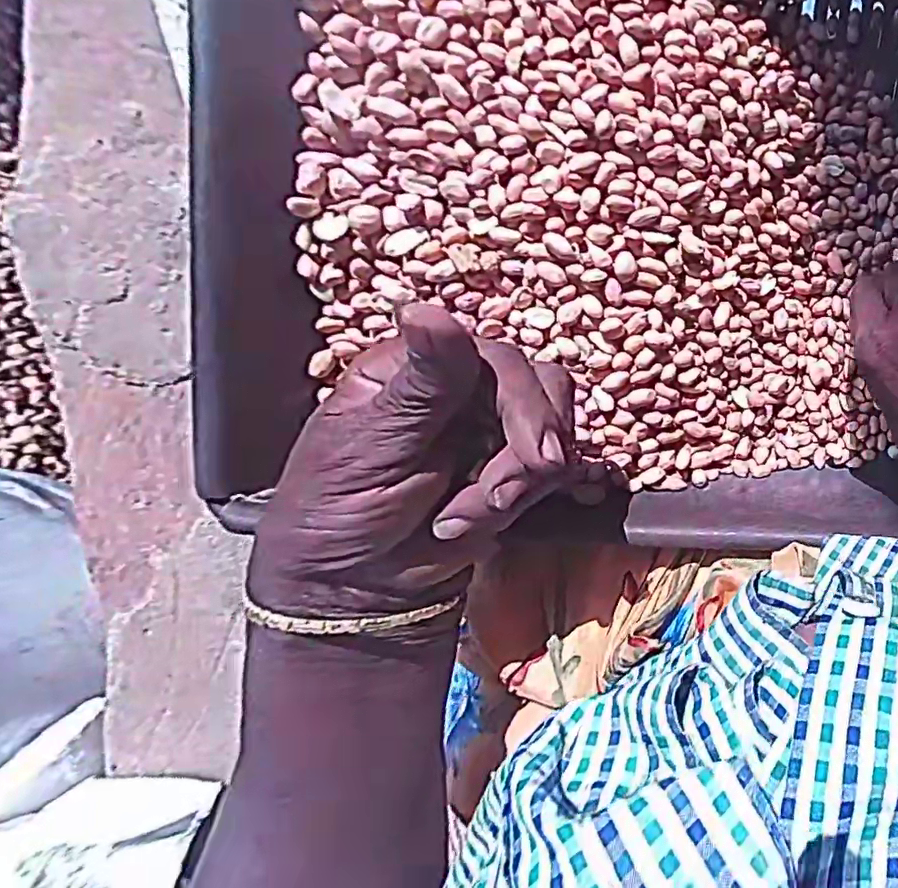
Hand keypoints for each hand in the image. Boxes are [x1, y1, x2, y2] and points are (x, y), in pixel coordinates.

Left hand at [247, 304, 610, 620]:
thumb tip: (428, 310)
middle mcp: (466, 384)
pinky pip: (560, 458)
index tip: (534, 452)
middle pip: (542, 385)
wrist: (358, 587)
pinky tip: (487, 513)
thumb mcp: (370, 446)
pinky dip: (534, 490)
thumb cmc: (337, 511)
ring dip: (531, 470)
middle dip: (530, 445)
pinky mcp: (519, 457)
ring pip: (559, 419)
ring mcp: (498, 421)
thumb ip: (420, 383)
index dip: (522, 400)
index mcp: (419, 366)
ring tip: (483, 507)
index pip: (497, 357)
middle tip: (504, 494)